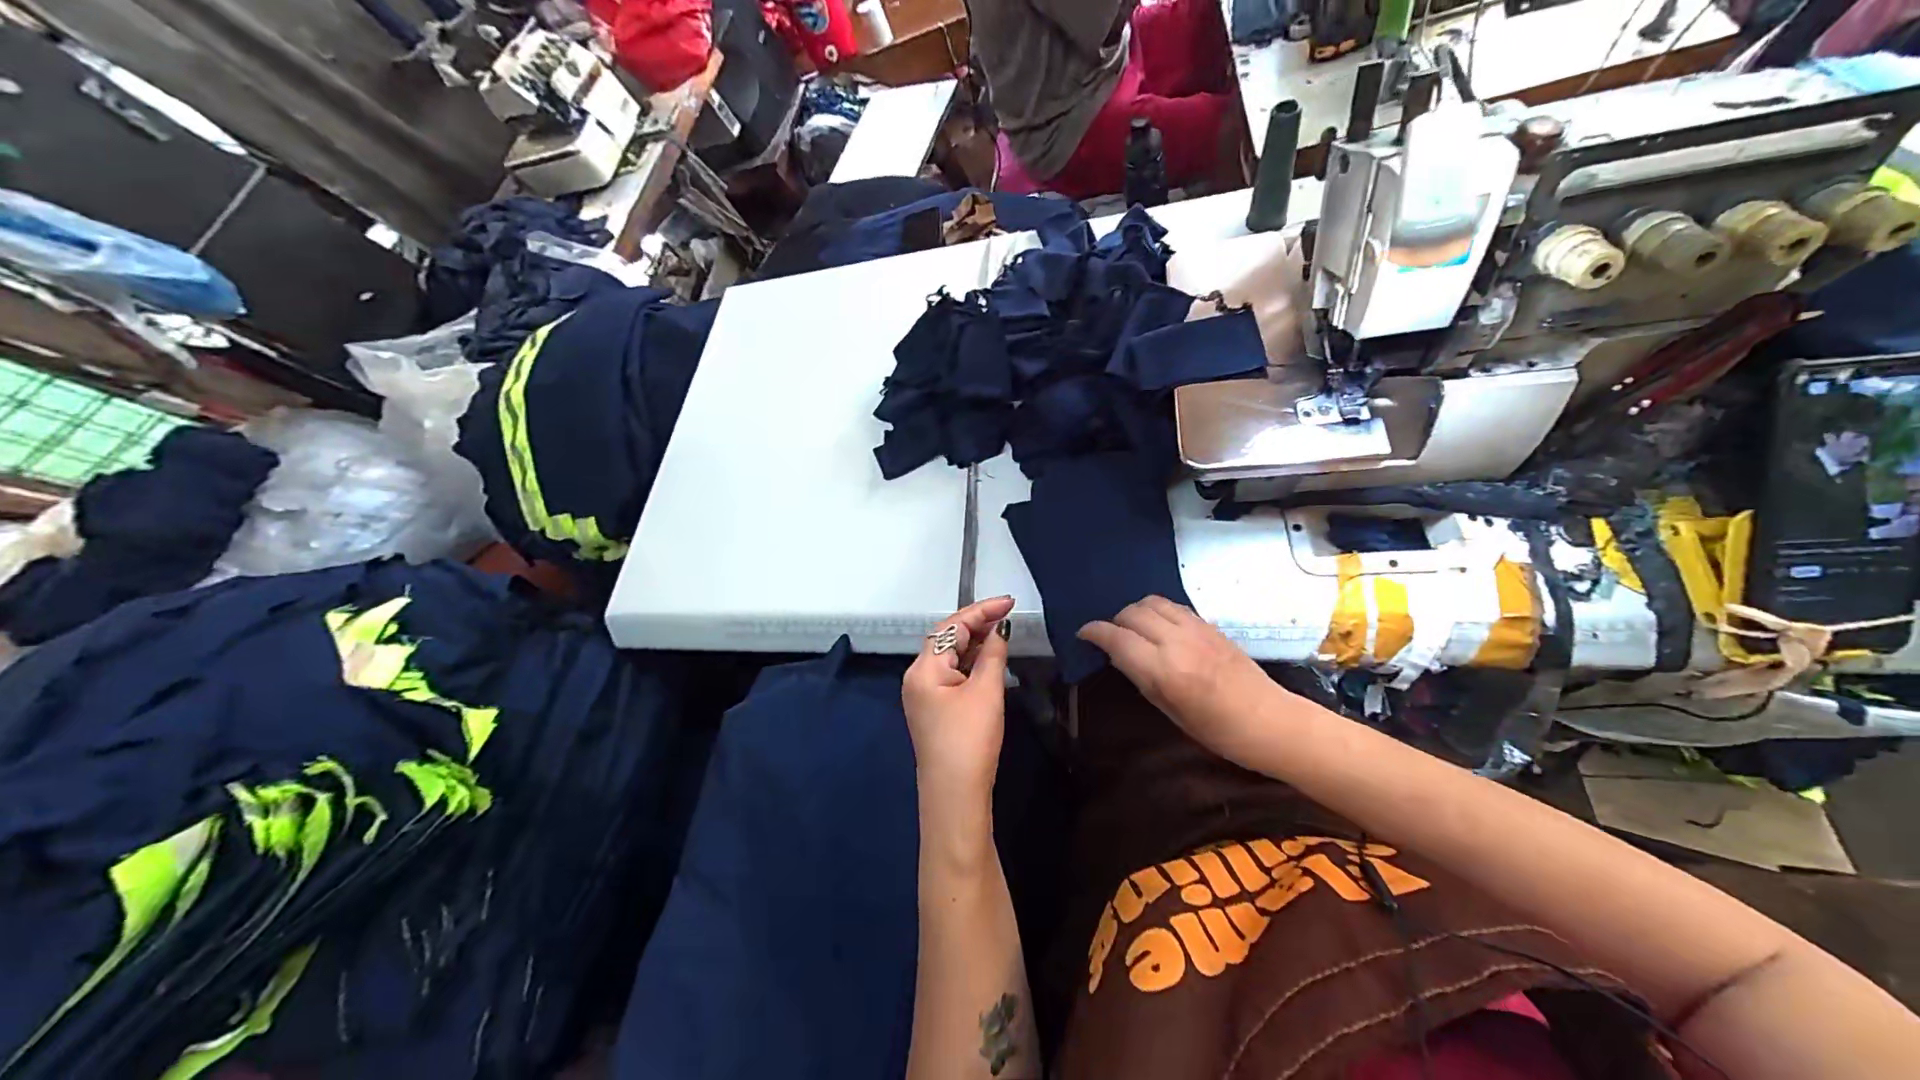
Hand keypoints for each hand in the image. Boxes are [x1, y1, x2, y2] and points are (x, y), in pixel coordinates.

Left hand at [904, 595, 1014, 802]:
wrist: (955, 794)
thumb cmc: (970, 740)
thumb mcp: (986, 693)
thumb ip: (993, 655)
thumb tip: (999, 630)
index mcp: (923, 669)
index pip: (951, 627)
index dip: (981, 611)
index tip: (1009, 602)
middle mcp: (917, 677)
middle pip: (946, 638)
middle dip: (976, 623)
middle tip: (1008, 614)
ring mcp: (923, 694)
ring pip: (949, 656)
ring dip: (974, 642)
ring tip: (1002, 630)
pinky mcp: (933, 709)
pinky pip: (951, 673)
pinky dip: (970, 662)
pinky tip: (989, 659)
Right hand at [1078, 596, 1287, 767]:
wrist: (1270, 721)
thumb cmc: (1218, 731)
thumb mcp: (1169, 711)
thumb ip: (1142, 678)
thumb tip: (1120, 657)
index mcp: (1164, 669)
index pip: (1117, 638)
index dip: (1094, 632)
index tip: (1083, 635)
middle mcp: (1177, 641)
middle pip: (1131, 613)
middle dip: (1113, 621)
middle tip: (1110, 638)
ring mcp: (1196, 629)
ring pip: (1152, 602)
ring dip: (1135, 611)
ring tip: (1132, 628)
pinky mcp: (1210, 625)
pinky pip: (1173, 606)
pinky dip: (1157, 610)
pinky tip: (1158, 626)